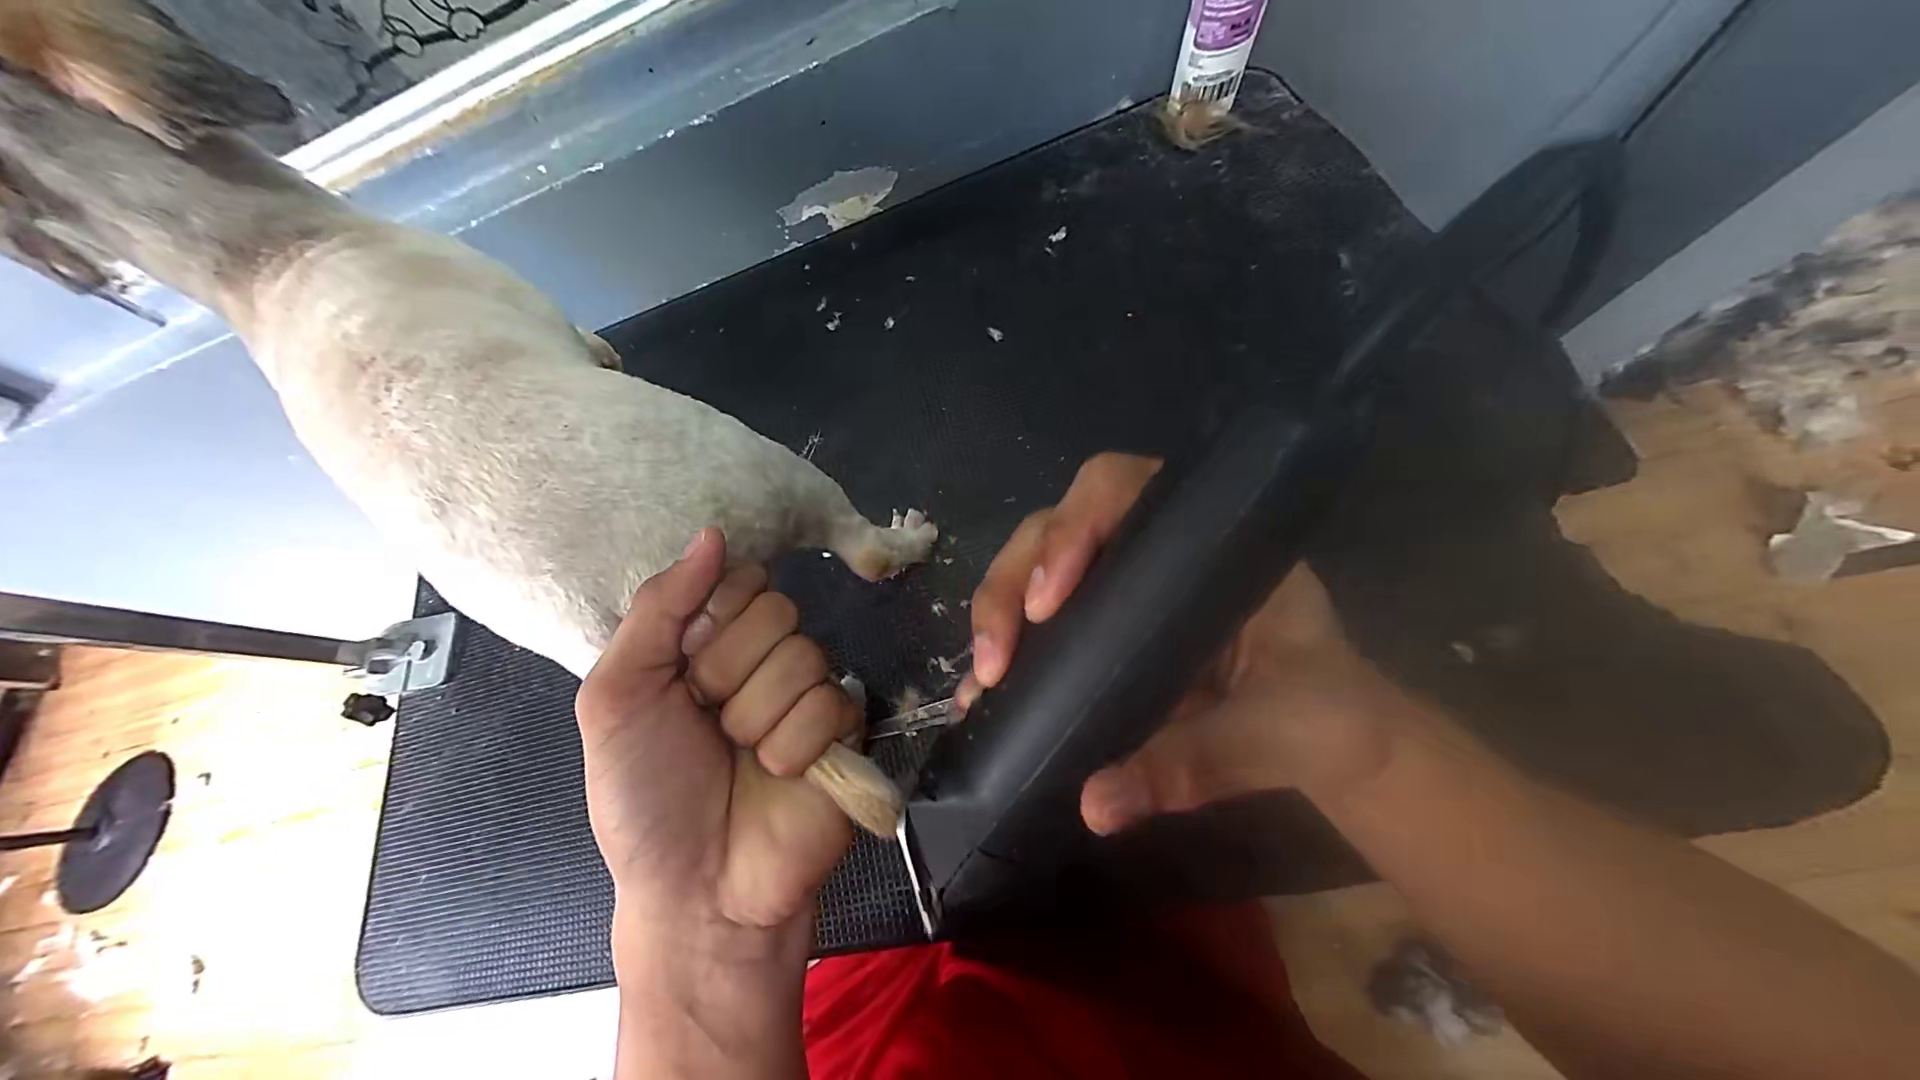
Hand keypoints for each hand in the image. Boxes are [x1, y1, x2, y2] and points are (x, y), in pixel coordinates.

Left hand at [578, 528, 860, 1076]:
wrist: (697, 889)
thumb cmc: (645, 794)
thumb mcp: (616, 698)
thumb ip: (659, 609)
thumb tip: (712, 532)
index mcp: (711, 641)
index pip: (741, 577)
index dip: (714, 618)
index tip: (685, 665)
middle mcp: (764, 656)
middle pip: (777, 610)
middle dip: (728, 673)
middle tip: (707, 719)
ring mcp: (810, 690)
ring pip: (804, 656)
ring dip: (756, 717)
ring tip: (741, 756)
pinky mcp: (847, 727)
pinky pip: (831, 704)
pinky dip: (795, 746)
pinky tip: (781, 774)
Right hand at [961, 453, 1415, 834]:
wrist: (1332, 740)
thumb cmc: (1323, 714)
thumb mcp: (1270, 735)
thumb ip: (1193, 764)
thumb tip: (1095, 806)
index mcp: (1204, 540)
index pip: (1121, 492)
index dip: (1073, 527)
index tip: (1049, 599)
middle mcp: (1151, 549)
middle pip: (1056, 528)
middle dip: (1012, 582)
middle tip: (996, 655)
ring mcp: (1120, 586)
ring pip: (1032, 569)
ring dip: (995, 615)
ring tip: (981, 681)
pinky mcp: (1100, 628)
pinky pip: (1038, 624)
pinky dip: (1004, 654)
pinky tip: (979, 698)